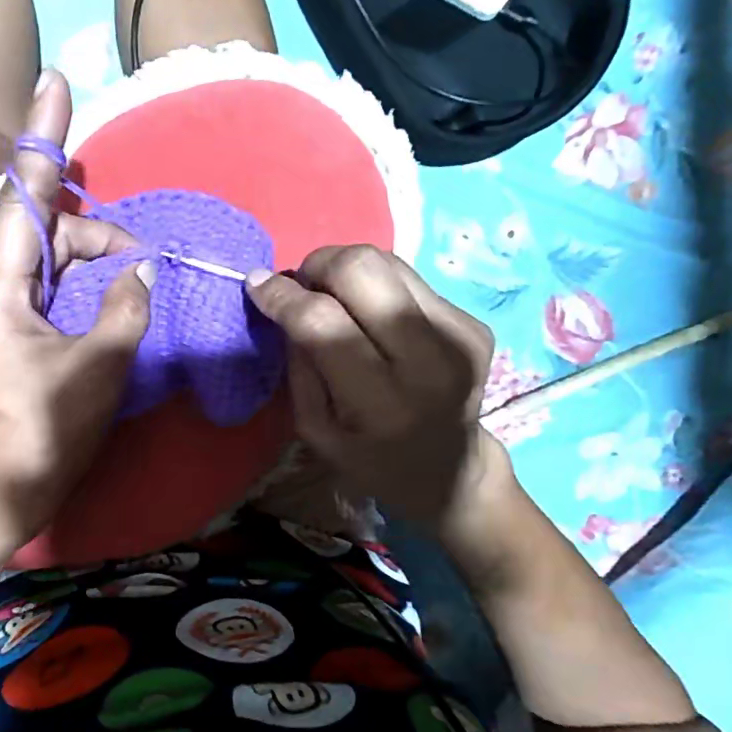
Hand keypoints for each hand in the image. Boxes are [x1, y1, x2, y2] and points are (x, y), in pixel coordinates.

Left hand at [0, 70, 155, 548]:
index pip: (21, 198)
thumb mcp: (101, 365)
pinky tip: (102, 290)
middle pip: (39, 229)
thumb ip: (126, 302)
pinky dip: (71, 279)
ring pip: (41, 256)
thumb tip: (141, 263)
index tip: (55, 82)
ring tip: (128, 285)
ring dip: (87, 260)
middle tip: (140, 262)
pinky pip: (36, 282)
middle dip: (93, 234)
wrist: (5, 489)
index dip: (43, 140)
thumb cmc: (49, 433)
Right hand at [246, 245, 507, 534]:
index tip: (258, 284)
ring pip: (385, 261)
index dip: (281, 295)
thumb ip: (299, 363)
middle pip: (361, 269)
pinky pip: (408, 275)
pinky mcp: (473, 321)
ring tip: (334, 296)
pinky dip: (376, 284)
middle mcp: (428, 362)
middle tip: (303, 287)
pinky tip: (371, 311)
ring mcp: (458, 335)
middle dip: (318, 266)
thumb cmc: (366, 456)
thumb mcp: (313, 427)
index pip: (322, 322)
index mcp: (381, 403)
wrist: (448, 469)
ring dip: (345, 270)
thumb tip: (282, 297)